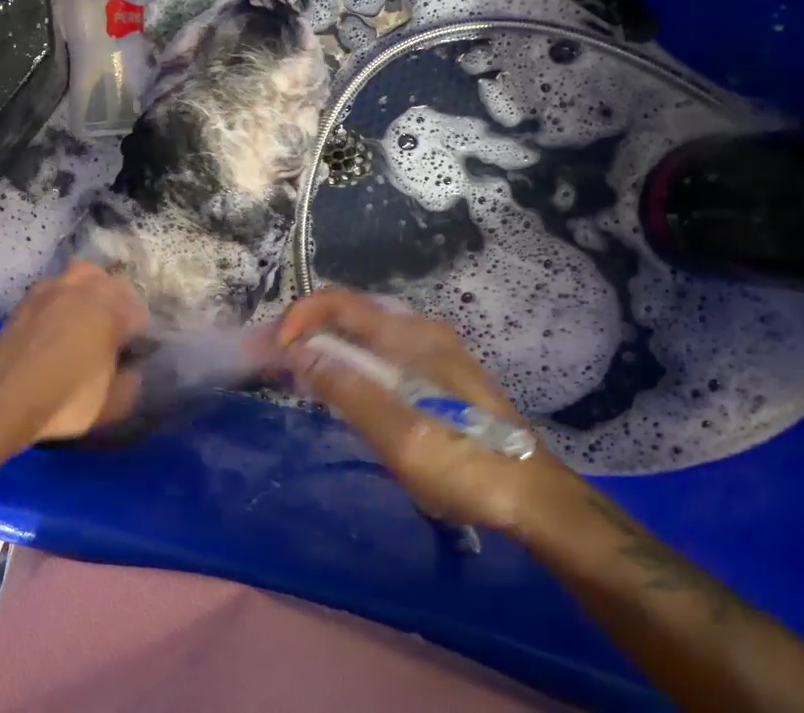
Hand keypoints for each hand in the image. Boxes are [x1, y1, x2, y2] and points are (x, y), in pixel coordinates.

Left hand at [0, 260, 150, 442]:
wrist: (7, 399)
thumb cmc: (66, 401)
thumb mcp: (112, 404)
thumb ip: (132, 383)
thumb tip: (132, 370)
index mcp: (109, 311)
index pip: (138, 310)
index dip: (140, 331)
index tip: (135, 349)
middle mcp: (81, 291)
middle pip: (111, 282)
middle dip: (120, 301)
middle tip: (115, 326)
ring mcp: (50, 290)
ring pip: (80, 273)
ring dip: (90, 288)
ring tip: (87, 313)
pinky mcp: (26, 299)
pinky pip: (53, 285)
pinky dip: (62, 295)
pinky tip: (58, 318)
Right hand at [274, 287, 580, 532]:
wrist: (536, 501)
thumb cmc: (467, 466)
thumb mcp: (401, 434)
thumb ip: (347, 389)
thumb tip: (297, 353)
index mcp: (411, 337)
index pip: (338, 302)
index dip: (297, 318)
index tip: (272, 352)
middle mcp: (420, 333)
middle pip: (346, 314)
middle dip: (301, 332)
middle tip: (266, 362)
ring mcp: (430, 354)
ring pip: (359, 335)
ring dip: (319, 348)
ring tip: (289, 375)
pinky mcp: (434, 377)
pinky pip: (375, 355)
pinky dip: (343, 363)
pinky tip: (332, 389)